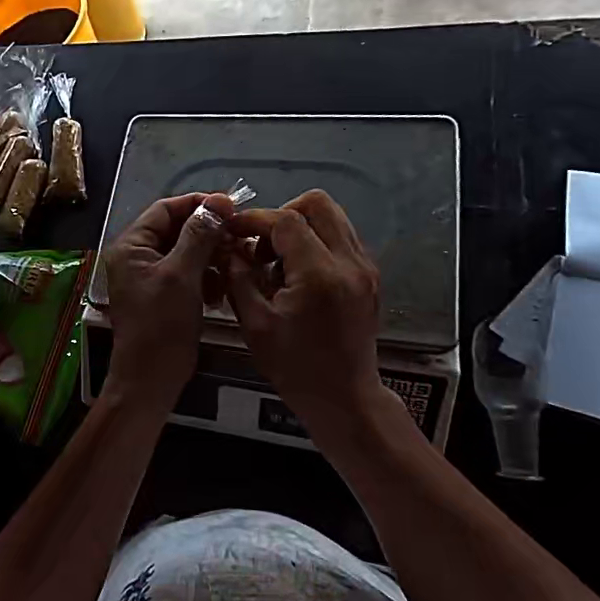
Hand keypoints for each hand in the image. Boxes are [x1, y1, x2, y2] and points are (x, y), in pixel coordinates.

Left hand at [102, 192, 239, 405]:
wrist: (151, 379)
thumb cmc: (161, 325)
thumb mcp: (181, 275)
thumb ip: (199, 236)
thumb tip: (218, 202)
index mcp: (132, 246)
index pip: (166, 208)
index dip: (198, 204)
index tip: (232, 207)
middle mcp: (137, 257)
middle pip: (177, 229)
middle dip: (209, 233)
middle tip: (240, 237)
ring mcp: (151, 278)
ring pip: (186, 252)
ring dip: (211, 255)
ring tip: (235, 263)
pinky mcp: (165, 297)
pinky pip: (188, 274)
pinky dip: (206, 276)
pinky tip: (222, 288)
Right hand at [224, 190, 383, 421]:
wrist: (343, 396)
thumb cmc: (295, 367)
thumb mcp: (255, 324)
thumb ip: (238, 279)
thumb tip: (229, 249)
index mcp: (319, 275)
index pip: (286, 221)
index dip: (255, 219)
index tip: (234, 230)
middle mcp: (349, 263)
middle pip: (317, 204)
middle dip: (282, 215)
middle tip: (261, 244)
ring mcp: (365, 268)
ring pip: (333, 217)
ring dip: (300, 228)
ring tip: (277, 259)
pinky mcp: (369, 276)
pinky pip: (341, 238)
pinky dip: (316, 242)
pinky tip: (297, 272)